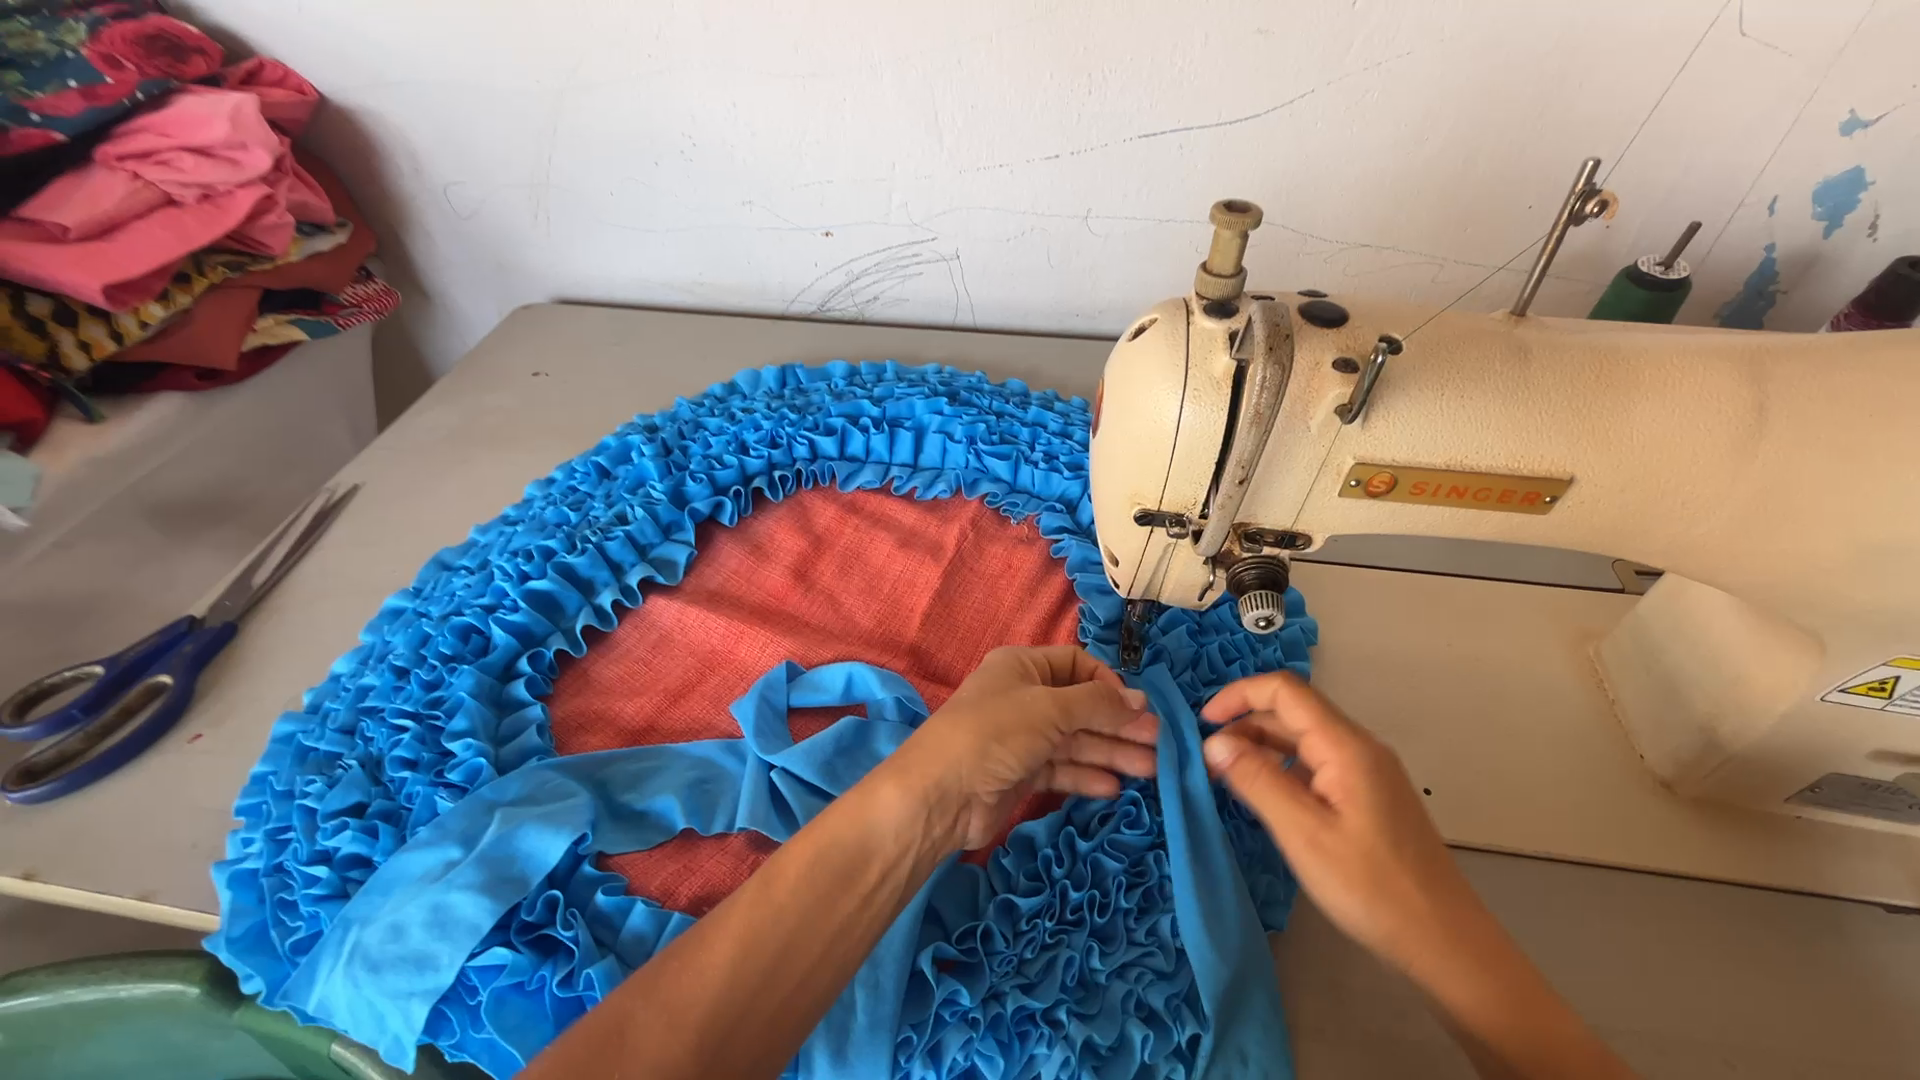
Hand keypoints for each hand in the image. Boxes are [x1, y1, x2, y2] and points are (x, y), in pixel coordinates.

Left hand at [881, 646, 1157, 852]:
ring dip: (1113, 753)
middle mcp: (1024, 698)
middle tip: (1161, 746)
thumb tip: (1141, 701)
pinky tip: (1116, 788)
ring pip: (1077, 741)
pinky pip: (1063, 770)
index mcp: (1023, 667)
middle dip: (1120, 724)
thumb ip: (1097, 704)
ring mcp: (1023, 738)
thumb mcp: (1049, 709)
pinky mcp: (1022, 775)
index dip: (1108, 684)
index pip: (1077, 665)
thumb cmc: (994, 734)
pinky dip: (1088, 776)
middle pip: (1082, 707)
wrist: (940, 795)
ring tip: (1153, 771)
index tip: (1136, 708)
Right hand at [1200, 671, 1481, 975]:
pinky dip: (1281, 769)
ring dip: (1260, 747)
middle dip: (1243, 724)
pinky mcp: (1367, 795)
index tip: (1202, 724)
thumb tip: (1213, 742)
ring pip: (1303, 739)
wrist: (1444, 939)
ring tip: (1225, 777)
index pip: (1285, 691)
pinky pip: (1315, 764)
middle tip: (1206, 760)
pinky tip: (1263, 796)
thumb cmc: (1370, 886)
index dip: (1239, 695)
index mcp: (1346, 746)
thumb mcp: (1303, 833)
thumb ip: (1256, 780)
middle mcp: (1358, 747)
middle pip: (1292, 712)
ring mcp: (1366, 771)